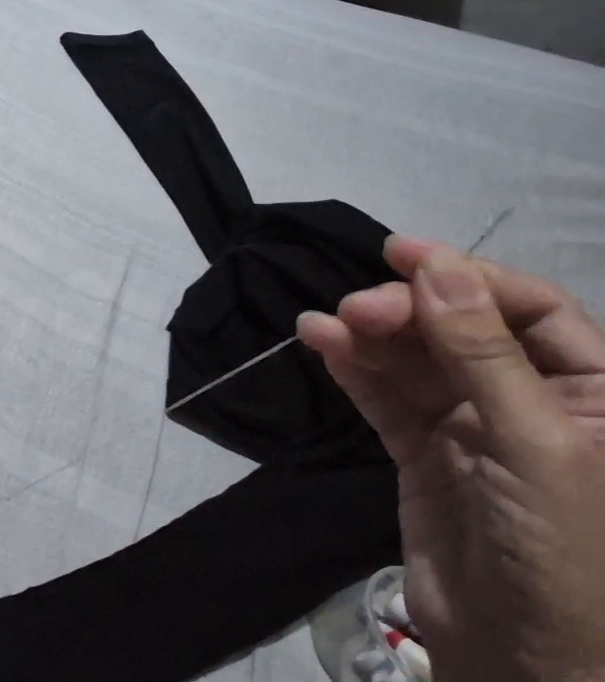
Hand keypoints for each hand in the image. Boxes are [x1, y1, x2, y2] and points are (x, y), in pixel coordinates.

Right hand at [298, 236, 604, 681]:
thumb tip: (438, 267)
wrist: (525, 653)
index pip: (537, 314)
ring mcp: (476, 429)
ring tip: (328, 322)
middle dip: (410, 310)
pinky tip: (319, 341)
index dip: (472, 278)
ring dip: (372, 335)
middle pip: (465, 331)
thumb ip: (483, 354)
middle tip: (358, 307)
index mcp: (601, 400)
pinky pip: (386, 396)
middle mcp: (539, 405)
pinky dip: (353, 367)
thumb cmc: (568, 549)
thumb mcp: (537, 444)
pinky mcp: (424, 452)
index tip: (402, 254)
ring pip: (418, 360)